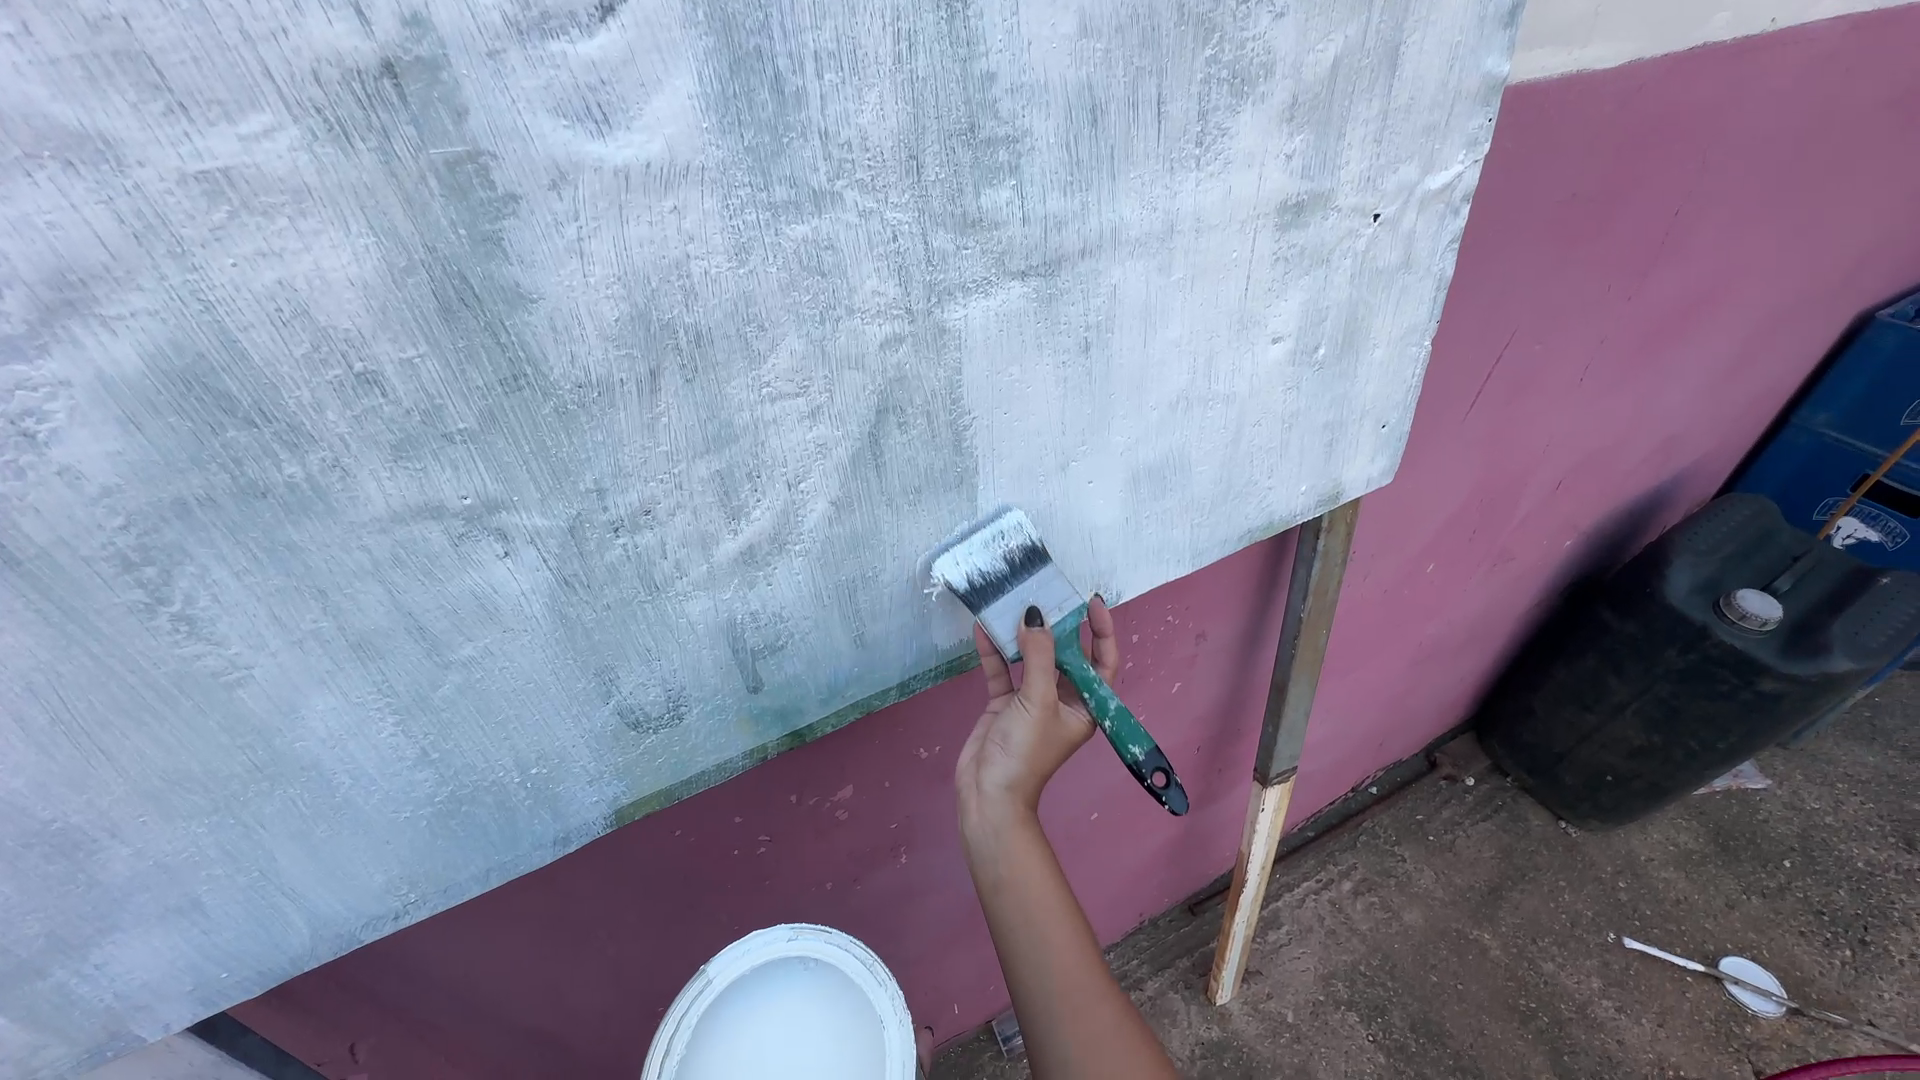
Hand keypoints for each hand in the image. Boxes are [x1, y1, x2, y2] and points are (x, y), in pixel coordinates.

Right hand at [955, 596, 1120, 818]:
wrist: (987, 795)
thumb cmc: (1025, 752)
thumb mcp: (1038, 701)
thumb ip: (1038, 656)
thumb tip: (1035, 615)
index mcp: (1085, 706)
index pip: (1102, 662)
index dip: (1101, 631)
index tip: (1090, 602)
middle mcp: (1062, 701)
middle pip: (1064, 655)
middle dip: (1055, 626)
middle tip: (1045, 593)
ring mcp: (1031, 701)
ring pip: (1030, 659)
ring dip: (1021, 635)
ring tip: (1012, 603)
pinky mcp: (1004, 704)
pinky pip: (1002, 671)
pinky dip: (994, 651)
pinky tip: (983, 628)